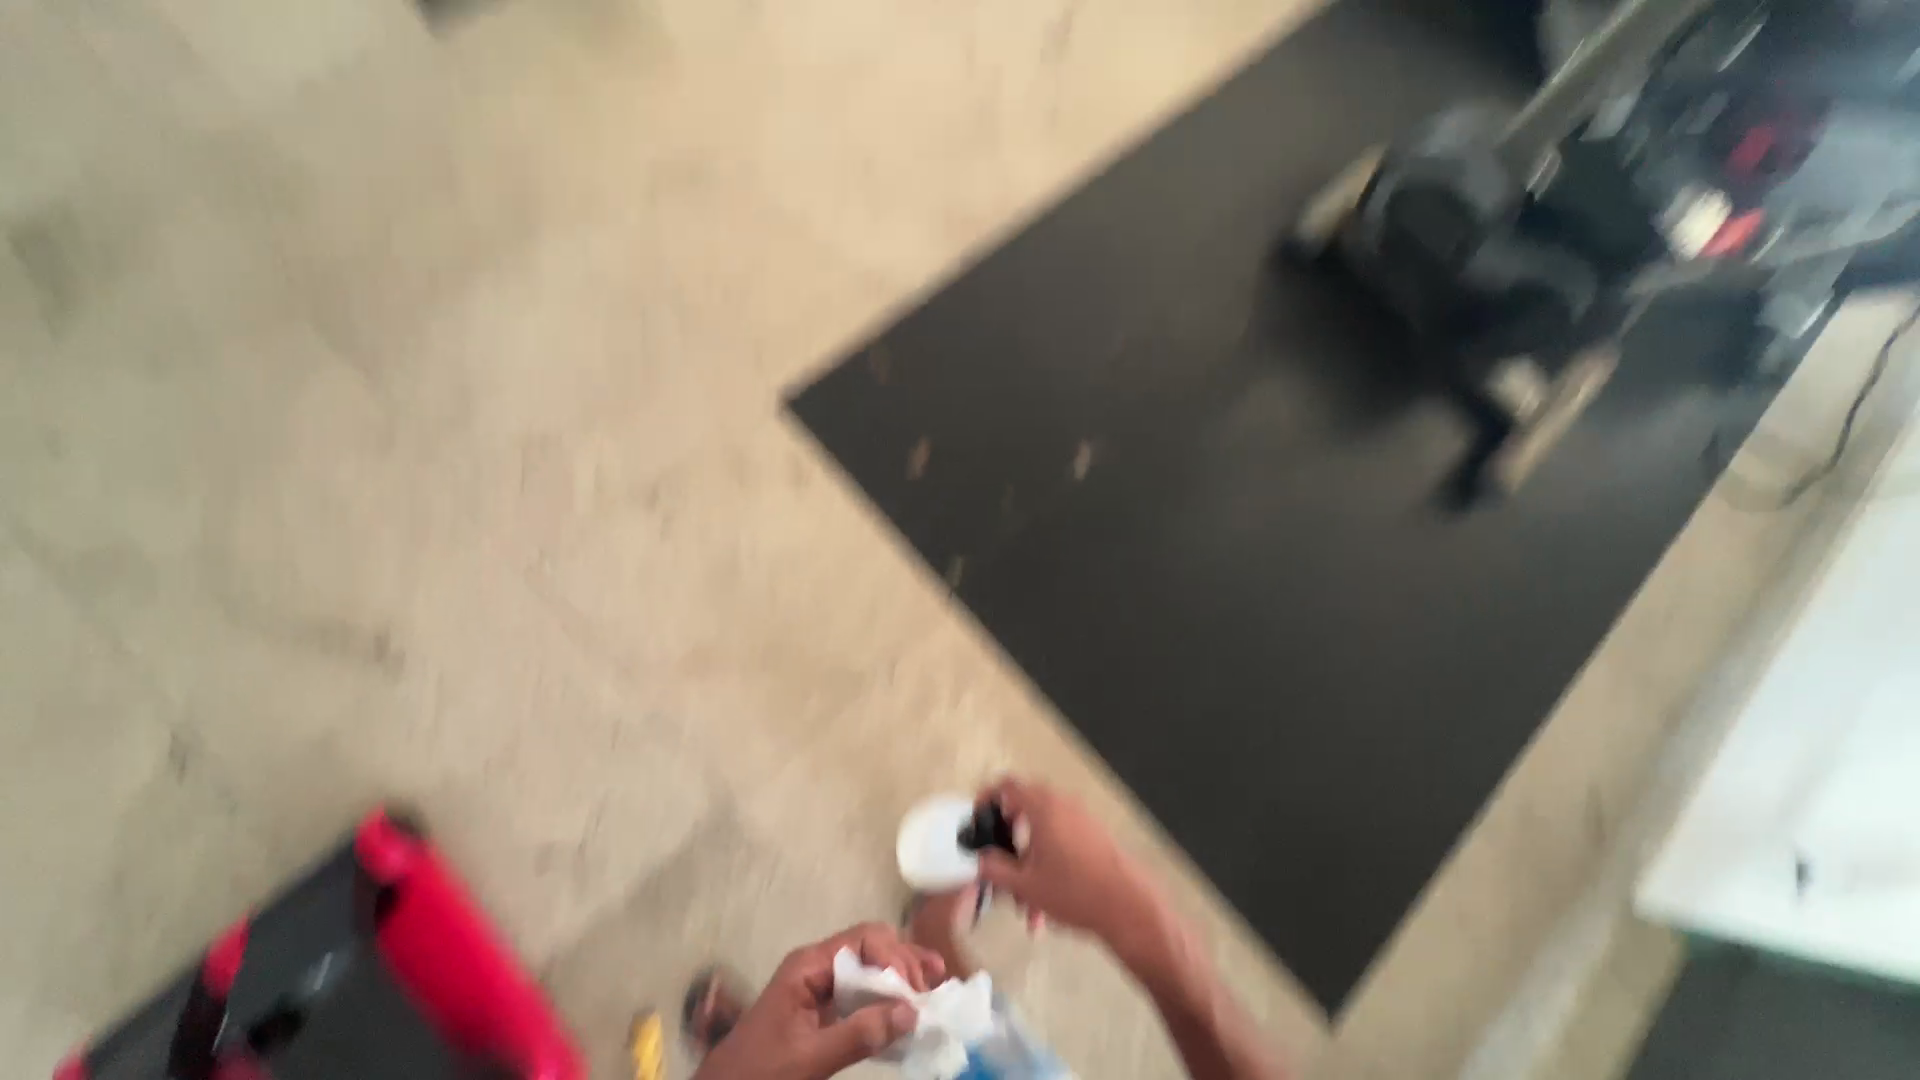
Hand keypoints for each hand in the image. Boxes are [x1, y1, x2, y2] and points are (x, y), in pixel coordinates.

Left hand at [691, 924, 945, 1079]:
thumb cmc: (760, 1072)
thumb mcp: (809, 1058)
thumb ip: (858, 1033)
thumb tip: (911, 1010)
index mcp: (809, 965)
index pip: (863, 939)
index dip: (894, 959)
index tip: (915, 992)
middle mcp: (817, 966)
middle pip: (871, 946)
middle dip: (904, 961)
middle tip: (933, 987)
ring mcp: (820, 986)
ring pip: (869, 966)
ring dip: (901, 975)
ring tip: (936, 984)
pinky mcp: (823, 1009)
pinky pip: (862, 992)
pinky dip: (888, 997)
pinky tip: (910, 1008)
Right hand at [974, 777, 1171, 957]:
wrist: (1128, 906)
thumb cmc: (1072, 891)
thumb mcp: (1025, 885)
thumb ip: (994, 869)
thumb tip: (981, 859)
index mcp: (1043, 806)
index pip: (1007, 785)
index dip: (987, 797)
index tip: (978, 819)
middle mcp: (1062, 803)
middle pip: (1025, 809)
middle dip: (1009, 839)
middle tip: (999, 861)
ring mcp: (1082, 818)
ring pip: (1044, 833)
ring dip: (1029, 864)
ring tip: (1027, 908)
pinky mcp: (1095, 835)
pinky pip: (1062, 842)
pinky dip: (1048, 865)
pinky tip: (1047, 907)